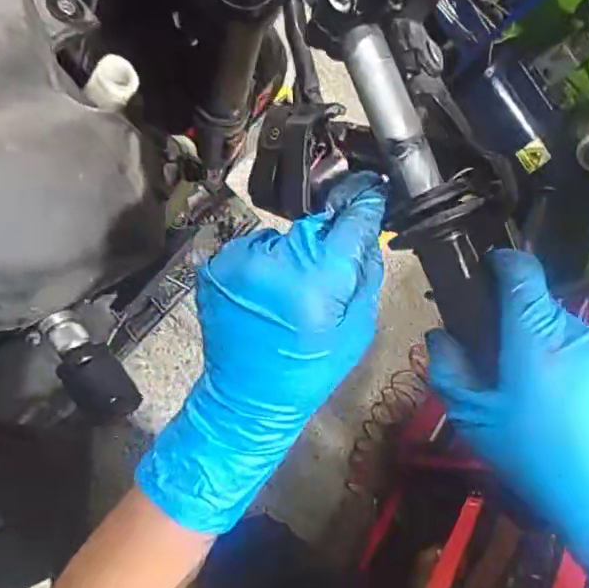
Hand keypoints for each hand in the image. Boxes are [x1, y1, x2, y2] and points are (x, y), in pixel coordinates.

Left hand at [136, 174, 386, 533]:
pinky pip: (254, 250)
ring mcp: (238, 261)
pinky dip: (265, 264)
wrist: (248, 397)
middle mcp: (273, 262)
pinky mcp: (215, 266)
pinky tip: (267, 295)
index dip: (365, 203)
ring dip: (292, 254)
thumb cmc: (309, 370)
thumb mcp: (357, 329)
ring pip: (281, 237)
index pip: (349, 222)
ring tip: (291, 292)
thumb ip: (365, 275)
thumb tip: (367, 233)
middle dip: (326, 242)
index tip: (372, 189)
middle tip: (327, 273)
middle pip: (313, 227)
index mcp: (315, 281)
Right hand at [426, 249, 588, 587]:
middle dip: (526, 332)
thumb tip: (441, 335)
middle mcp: (583, 332)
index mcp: (538, 337)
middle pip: (546, 312)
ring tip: (555, 408)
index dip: (503, 265)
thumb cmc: (540, 464)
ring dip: (559, 357)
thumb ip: (450, 372)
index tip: (492, 273)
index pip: (522, 272)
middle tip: (515, 377)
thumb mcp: (478, 425)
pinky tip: (588, 419)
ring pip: (576, 339)